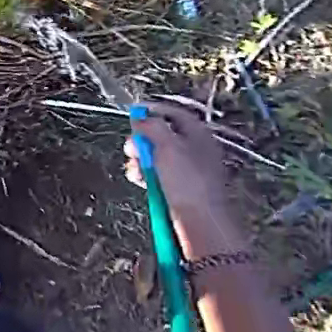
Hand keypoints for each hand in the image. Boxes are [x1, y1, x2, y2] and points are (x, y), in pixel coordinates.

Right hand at [124, 100, 248, 258]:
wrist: (200, 221)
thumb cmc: (187, 181)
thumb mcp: (167, 146)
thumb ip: (152, 127)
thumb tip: (140, 118)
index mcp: (198, 134)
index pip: (174, 113)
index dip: (153, 110)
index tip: (133, 112)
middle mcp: (194, 149)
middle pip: (162, 135)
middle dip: (142, 139)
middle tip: (131, 148)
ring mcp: (186, 170)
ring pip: (156, 156)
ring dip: (141, 159)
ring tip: (134, 168)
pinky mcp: (178, 188)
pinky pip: (157, 174)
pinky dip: (145, 174)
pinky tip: (138, 179)